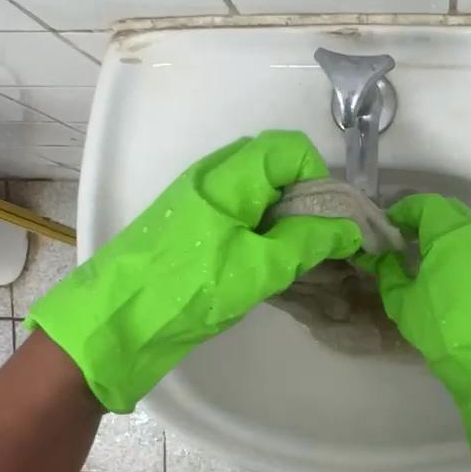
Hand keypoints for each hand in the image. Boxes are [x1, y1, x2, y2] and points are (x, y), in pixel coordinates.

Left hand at [24, 131, 363, 411]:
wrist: (120, 322)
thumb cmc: (190, 290)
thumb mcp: (259, 268)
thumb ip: (309, 241)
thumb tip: (350, 226)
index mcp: (230, 176)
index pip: (291, 149)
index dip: (318, 180)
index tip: (326, 224)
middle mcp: (212, 175)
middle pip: (276, 168)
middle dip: (304, 201)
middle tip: (311, 245)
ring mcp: (198, 198)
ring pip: (259, 193)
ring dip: (283, 220)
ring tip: (287, 261)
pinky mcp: (190, 223)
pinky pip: (239, 211)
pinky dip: (260, 230)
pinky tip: (259, 266)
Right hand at [362, 194, 470, 460]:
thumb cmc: (446, 332)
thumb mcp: (403, 304)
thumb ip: (389, 273)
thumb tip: (383, 257)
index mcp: (452, 232)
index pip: (423, 204)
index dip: (402, 212)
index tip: (389, 227)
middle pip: (451, 213)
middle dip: (427, 222)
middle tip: (409, 242)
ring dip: (452, 239)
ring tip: (436, 263)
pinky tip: (464, 281)